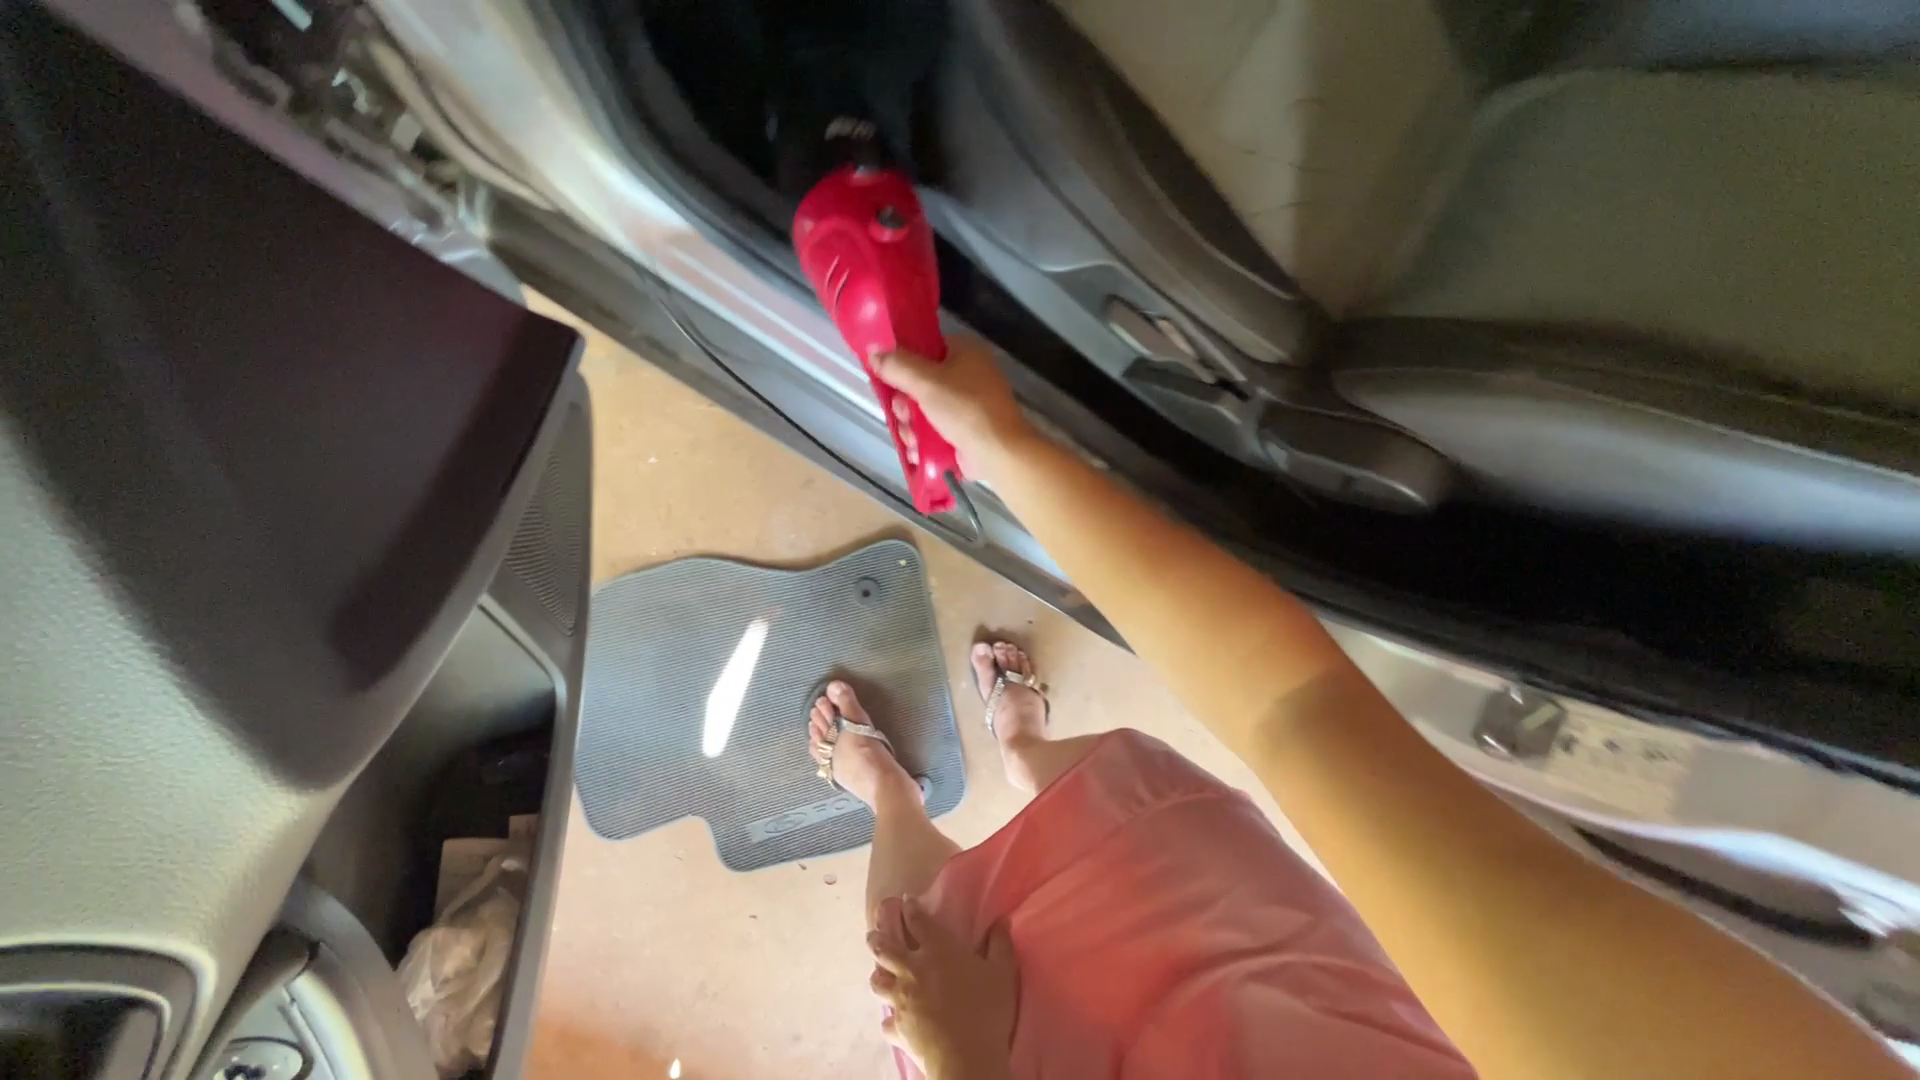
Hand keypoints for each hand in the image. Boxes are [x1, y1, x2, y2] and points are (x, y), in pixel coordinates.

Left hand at [868, 895, 1017, 1079]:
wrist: (967, 1057)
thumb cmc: (986, 1010)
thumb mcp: (1002, 972)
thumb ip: (1000, 944)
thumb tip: (1002, 920)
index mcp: (938, 951)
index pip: (918, 921)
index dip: (910, 909)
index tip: (905, 901)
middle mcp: (913, 970)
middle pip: (885, 948)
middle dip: (877, 937)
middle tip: (874, 933)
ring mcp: (901, 1000)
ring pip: (878, 982)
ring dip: (877, 975)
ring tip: (878, 972)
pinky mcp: (898, 1027)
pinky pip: (885, 1022)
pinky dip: (888, 1019)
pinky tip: (891, 1020)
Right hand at [870, 337, 1034, 479]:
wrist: (998, 451)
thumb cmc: (964, 409)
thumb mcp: (926, 382)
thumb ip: (897, 365)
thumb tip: (873, 350)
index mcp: (964, 351)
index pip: (925, 348)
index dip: (902, 363)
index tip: (886, 379)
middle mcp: (968, 374)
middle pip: (920, 383)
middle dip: (905, 404)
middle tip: (903, 414)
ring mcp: (968, 404)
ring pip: (924, 409)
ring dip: (912, 425)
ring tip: (913, 438)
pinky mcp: (966, 430)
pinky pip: (936, 429)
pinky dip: (924, 439)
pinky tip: (917, 450)